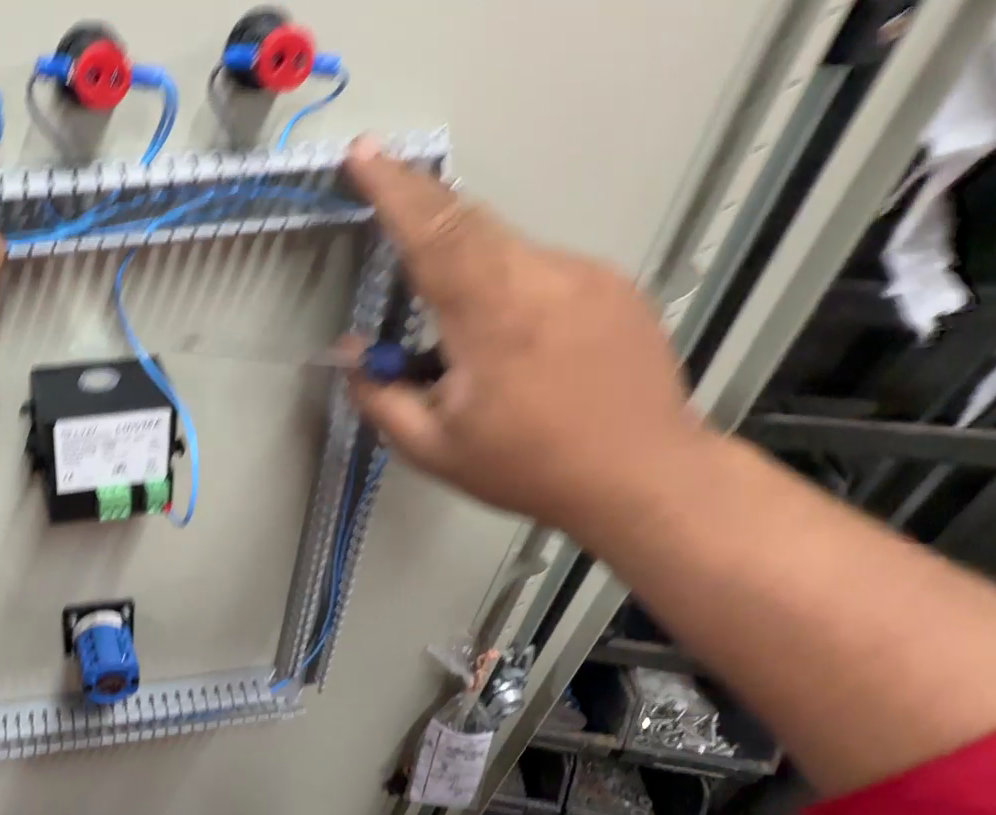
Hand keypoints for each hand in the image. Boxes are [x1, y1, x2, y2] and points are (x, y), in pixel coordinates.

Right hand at [342, 139, 709, 528]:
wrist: (646, 477)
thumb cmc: (530, 468)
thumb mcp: (433, 448)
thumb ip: (380, 397)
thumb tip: (349, 355)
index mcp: (494, 318)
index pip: (434, 235)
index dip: (395, 191)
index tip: (364, 155)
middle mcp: (544, 278)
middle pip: (468, 220)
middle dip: (419, 201)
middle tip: (382, 183)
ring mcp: (585, 275)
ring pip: (504, 245)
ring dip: (464, 260)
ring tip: (456, 324)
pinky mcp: (611, 283)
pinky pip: (539, 266)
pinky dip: (505, 280)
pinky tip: (510, 335)